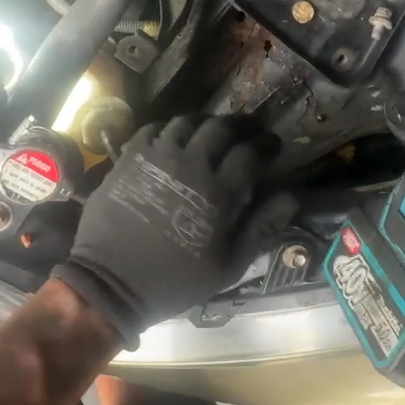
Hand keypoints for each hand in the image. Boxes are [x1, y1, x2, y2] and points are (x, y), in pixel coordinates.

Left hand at [55, 115, 294, 346]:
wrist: (112, 282)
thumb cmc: (175, 279)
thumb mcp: (228, 265)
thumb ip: (262, 227)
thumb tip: (292, 195)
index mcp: (219, 192)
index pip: (251, 152)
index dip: (266, 144)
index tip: (273, 144)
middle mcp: (190, 164)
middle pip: (221, 127)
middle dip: (241, 124)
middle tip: (249, 130)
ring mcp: (156, 157)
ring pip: (187, 122)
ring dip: (205, 122)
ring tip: (213, 131)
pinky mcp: (129, 158)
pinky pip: (153, 128)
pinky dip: (170, 128)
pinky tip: (175, 138)